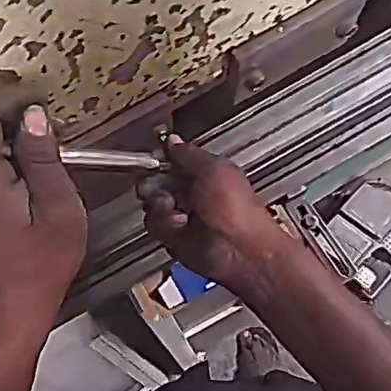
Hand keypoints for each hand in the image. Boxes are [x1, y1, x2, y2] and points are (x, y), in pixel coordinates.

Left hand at [0, 78, 86, 323]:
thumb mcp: (60, 207)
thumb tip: (35, 114)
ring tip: (37, 134)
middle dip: (1, 100)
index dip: (11, 98)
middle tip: (39, 117)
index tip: (44, 108)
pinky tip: (24, 149)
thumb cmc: (46, 257)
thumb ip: (43, 157)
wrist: (21, 291)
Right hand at [139, 140, 308, 300]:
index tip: (156, 157)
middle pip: (159, 180)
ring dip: (160, 204)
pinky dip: (163, 222)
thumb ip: (188, 153)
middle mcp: (195, 195)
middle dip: (155, 181)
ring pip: (152, 202)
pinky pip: (154, 223)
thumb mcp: (212, 168)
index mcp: (209, 174)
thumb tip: (171, 141)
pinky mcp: (176, 237)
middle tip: (159, 184)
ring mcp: (184, 216)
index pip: (176, 160)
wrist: (238, 250)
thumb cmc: (236, 211)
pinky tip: (177, 223)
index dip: (164, 159)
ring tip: (173, 207)